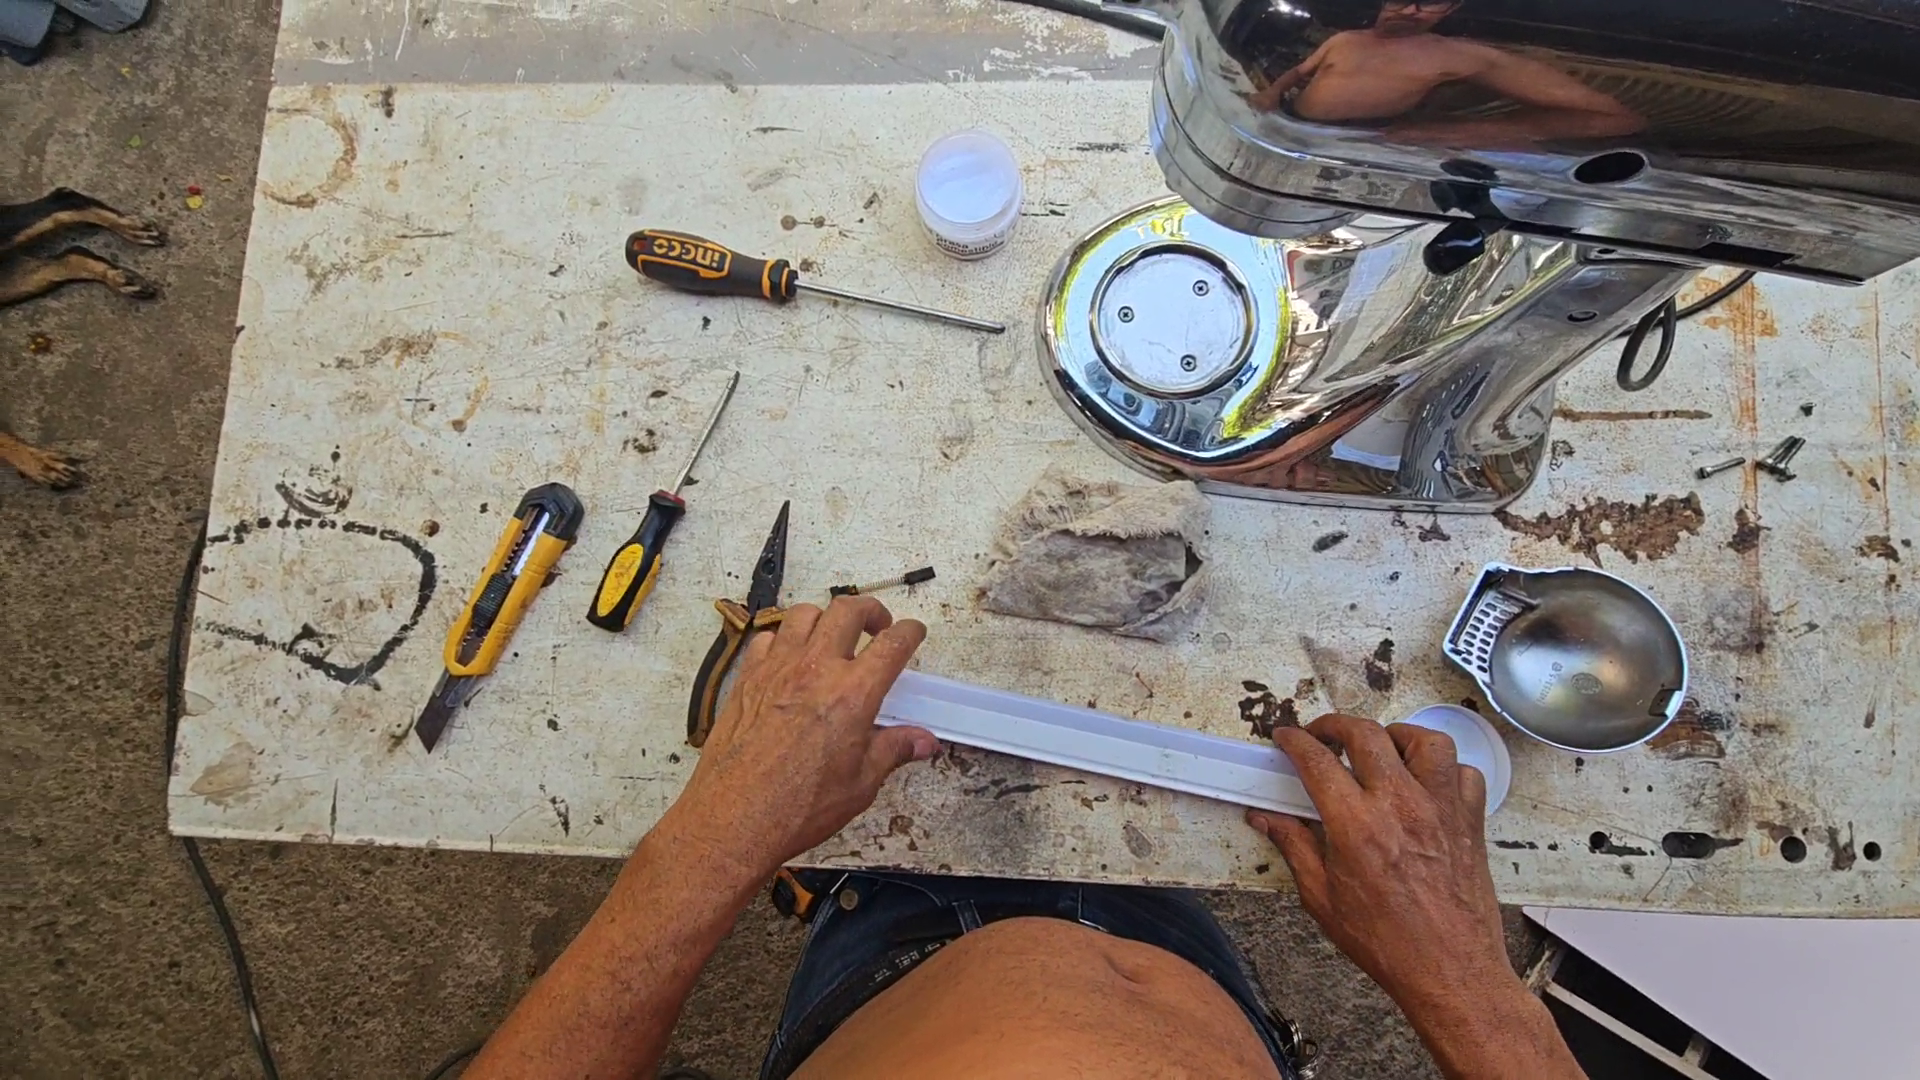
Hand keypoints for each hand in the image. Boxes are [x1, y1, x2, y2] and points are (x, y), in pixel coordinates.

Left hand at [669, 596, 936, 877]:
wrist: (733, 819)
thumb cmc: (800, 807)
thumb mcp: (861, 784)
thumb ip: (894, 750)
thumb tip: (924, 741)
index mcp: (853, 693)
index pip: (892, 644)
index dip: (910, 631)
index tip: (913, 633)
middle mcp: (816, 669)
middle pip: (848, 611)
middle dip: (870, 610)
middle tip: (877, 627)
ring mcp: (778, 669)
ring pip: (805, 615)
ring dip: (826, 619)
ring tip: (832, 639)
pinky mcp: (747, 678)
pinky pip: (768, 639)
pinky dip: (785, 640)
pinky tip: (790, 661)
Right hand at [1246, 715, 1510, 1013]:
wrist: (1452, 975)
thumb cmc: (1385, 941)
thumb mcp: (1321, 896)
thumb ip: (1292, 845)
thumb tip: (1263, 817)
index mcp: (1356, 825)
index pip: (1317, 759)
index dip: (1294, 740)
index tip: (1286, 737)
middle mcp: (1400, 806)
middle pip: (1365, 734)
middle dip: (1334, 725)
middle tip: (1321, 735)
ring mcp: (1441, 810)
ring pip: (1424, 741)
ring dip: (1395, 736)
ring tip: (1379, 749)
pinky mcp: (1470, 822)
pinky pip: (1463, 773)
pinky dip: (1442, 769)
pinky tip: (1422, 783)